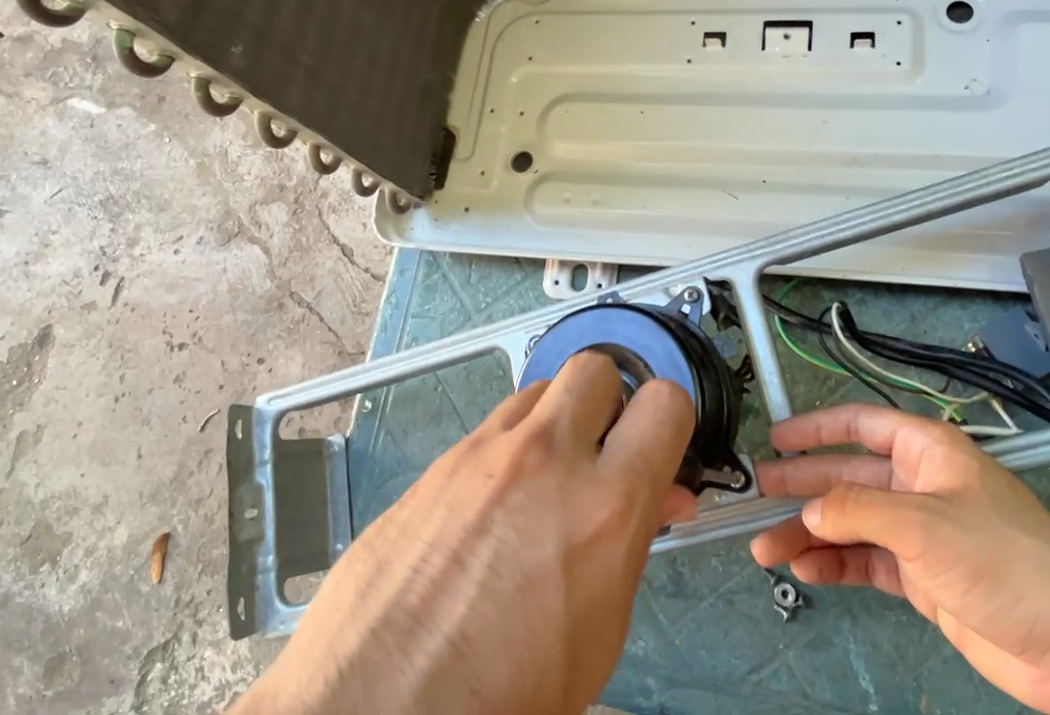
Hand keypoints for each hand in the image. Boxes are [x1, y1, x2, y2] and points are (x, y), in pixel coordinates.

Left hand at [235, 352, 697, 714]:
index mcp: (605, 507)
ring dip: (557, 420)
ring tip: (550, 478)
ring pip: (540, 390)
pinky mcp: (437, 463)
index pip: (666, 403)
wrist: (378, 703)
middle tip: (605, 449)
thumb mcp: (599, 632)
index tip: (661, 442)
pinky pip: (490, 427)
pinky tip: (497, 504)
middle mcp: (546, 461)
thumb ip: (633, 544)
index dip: (671, 420)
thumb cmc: (499, 693)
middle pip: (597, 368)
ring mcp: (484, 454)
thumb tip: (657, 498)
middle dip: (610, 401)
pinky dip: (508, 449)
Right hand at [750, 404, 1049, 714]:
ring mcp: (922, 533)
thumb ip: (858, 510)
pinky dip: (835, 564)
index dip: (818, 428)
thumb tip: (808, 511)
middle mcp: (921, 485)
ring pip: (851, 524)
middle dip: (804, 487)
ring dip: (810, 534)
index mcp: (929, 452)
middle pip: (849, 477)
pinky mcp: (924, 577)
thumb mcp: (924, 523)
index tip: (777, 437)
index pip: (863, 425)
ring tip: (767, 548)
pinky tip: (806, 569)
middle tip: (758, 496)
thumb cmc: (1004, 560)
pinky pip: (867, 561)